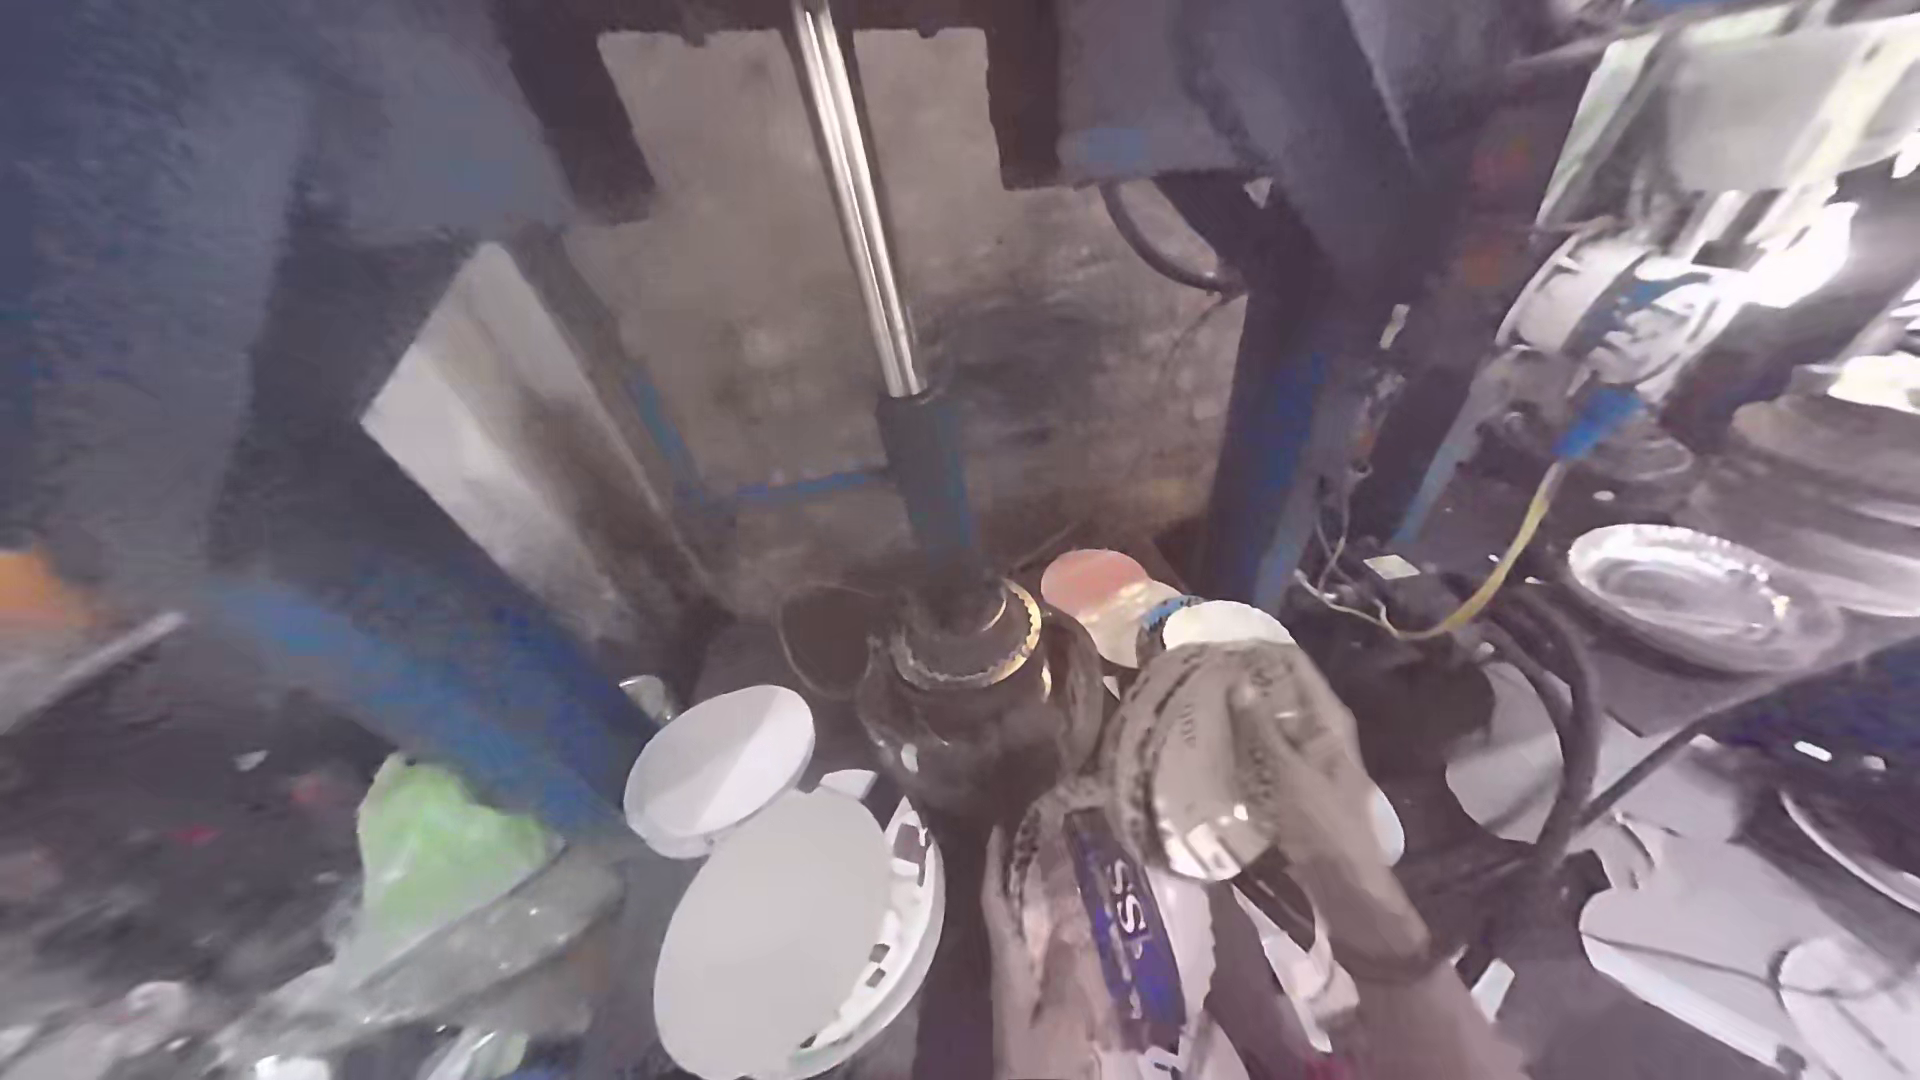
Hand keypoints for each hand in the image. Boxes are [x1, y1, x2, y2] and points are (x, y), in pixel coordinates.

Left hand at [982, 825, 1098, 1079]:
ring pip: (1022, 923)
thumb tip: (1069, 925)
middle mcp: (1007, 962)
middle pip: (1007, 905)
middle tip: (1043, 838)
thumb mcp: (1060, 1021)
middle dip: (1017, 869)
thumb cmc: (1041, 1063)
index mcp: (1007, 960)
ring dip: (1035, 893)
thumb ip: (1065, 972)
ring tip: (1062, 867)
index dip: (993, 862)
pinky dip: (1050, 925)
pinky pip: (1036, 946)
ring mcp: (1016, 978)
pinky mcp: (1029, 995)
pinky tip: (1075, 924)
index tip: (999, 828)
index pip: (993, 900)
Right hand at [1225, 646, 1430, 962]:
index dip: (1260, 648)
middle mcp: (1320, 726)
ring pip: (1270, 711)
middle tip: (1203, 667)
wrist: (1344, 882)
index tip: (1221, 642)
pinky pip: (1265, 737)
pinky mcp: (1293, 770)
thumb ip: (1261, 726)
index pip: (1294, 663)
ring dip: (1242, 701)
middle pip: (1280, 685)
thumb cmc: (1321, 823)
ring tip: (1201, 692)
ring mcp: (1307, 749)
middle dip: (1245, 673)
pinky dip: (1243, 728)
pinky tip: (1215, 730)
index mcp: (1328, 719)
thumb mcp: (1287, 772)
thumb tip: (1237, 680)